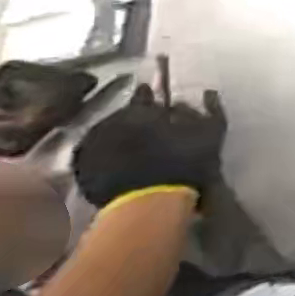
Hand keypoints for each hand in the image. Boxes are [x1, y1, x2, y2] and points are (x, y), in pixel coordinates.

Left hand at [71, 84, 225, 208]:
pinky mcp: (82, 168)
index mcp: (141, 111)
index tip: (155, 97)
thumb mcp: (211, 134)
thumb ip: (212, 111)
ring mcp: (92, 146)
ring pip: (107, 132)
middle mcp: (112, 122)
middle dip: (135, 117)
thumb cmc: (185, 163)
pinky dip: (106, 152)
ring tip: (133, 145)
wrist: (150, 202)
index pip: (143, 94)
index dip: (150, 94)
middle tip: (147, 125)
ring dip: (120, 135)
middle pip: (123, 113)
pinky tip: (119, 161)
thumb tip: (208, 93)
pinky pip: (94, 152)